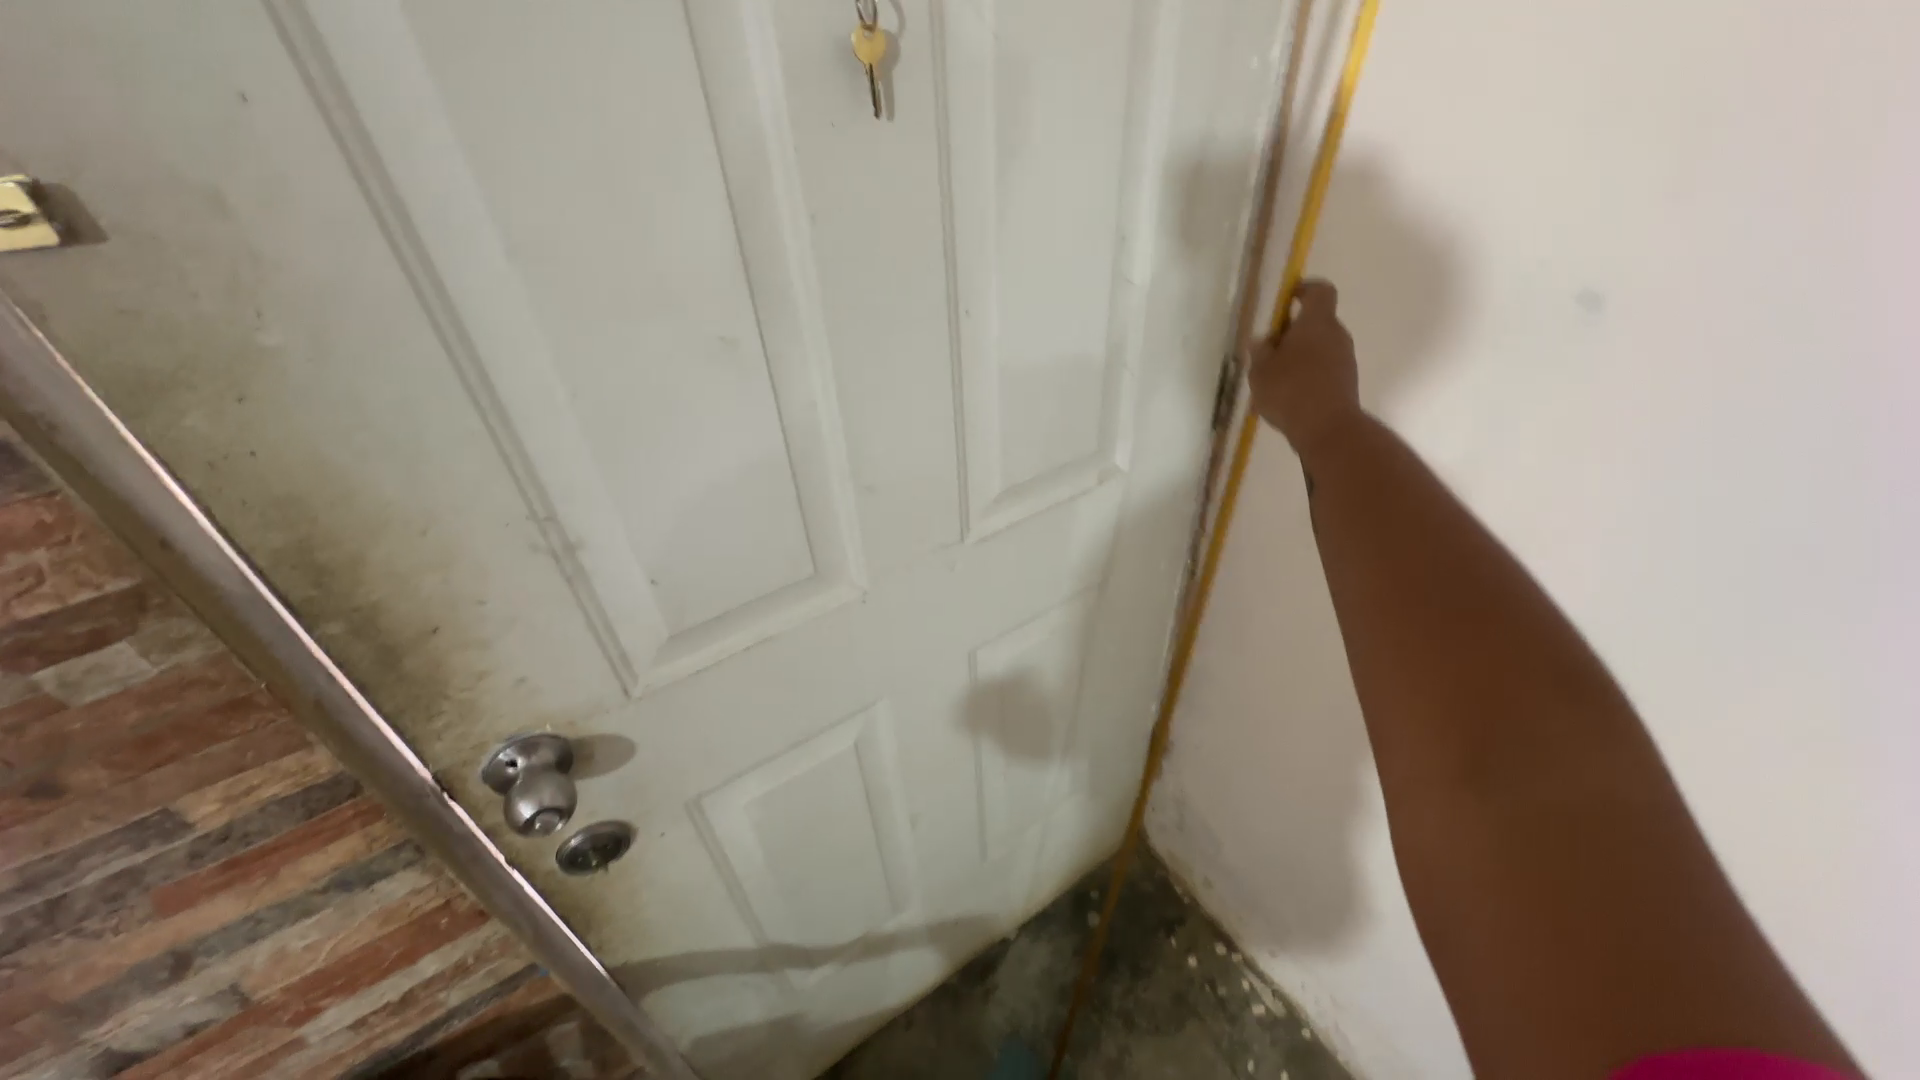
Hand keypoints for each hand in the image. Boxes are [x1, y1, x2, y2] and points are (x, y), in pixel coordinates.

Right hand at [1247, 279, 1362, 456]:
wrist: (1327, 429)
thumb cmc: (1290, 391)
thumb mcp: (1261, 371)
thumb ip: (1260, 351)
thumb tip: (1262, 340)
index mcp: (1316, 323)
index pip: (1319, 291)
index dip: (1303, 289)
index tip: (1285, 300)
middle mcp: (1336, 335)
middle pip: (1316, 322)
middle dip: (1293, 332)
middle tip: (1268, 351)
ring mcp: (1345, 359)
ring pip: (1319, 347)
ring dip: (1299, 356)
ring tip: (1273, 379)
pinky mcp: (1346, 382)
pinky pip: (1324, 369)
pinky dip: (1307, 375)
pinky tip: (1287, 397)